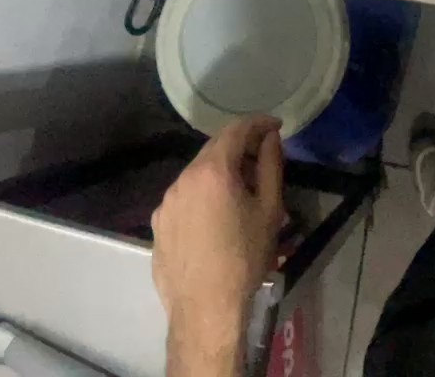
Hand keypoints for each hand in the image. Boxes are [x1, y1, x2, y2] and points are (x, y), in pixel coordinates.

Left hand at [151, 115, 285, 376]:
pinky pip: (184, 197)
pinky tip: (216, 217)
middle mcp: (184, 178)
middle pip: (214, 149)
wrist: (206, 311)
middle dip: (240, 147)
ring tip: (240, 191)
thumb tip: (270, 138)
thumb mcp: (269, 208)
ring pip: (197, 174)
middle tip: (262, 158)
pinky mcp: (158, 224)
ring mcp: (166, 202)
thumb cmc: (245, 257)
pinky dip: (202, 195)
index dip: (258, 123)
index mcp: (213, 170)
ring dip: (219, 172)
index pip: (236, 130)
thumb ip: (271, 164)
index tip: (275, 126)